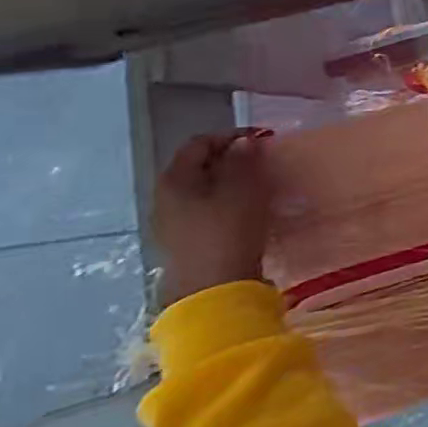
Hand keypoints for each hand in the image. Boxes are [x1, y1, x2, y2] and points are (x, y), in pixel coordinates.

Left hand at [152, 128, 274, 305]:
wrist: (213, 290)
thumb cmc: (228, 231)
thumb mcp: (243, 190)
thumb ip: (242, 161)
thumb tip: (243, 143)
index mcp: (174, 178)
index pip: (200, 142)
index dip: (232, 136)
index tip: (263, 139)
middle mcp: (164, 196)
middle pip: (197, 165)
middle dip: (229, 159)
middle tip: (261, 162)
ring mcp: (170, 222)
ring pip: (201, 189)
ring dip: (227, 182)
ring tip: (257, 186)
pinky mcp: (182, 242)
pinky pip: (203, 210)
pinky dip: (224, 202)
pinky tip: (244, 212)